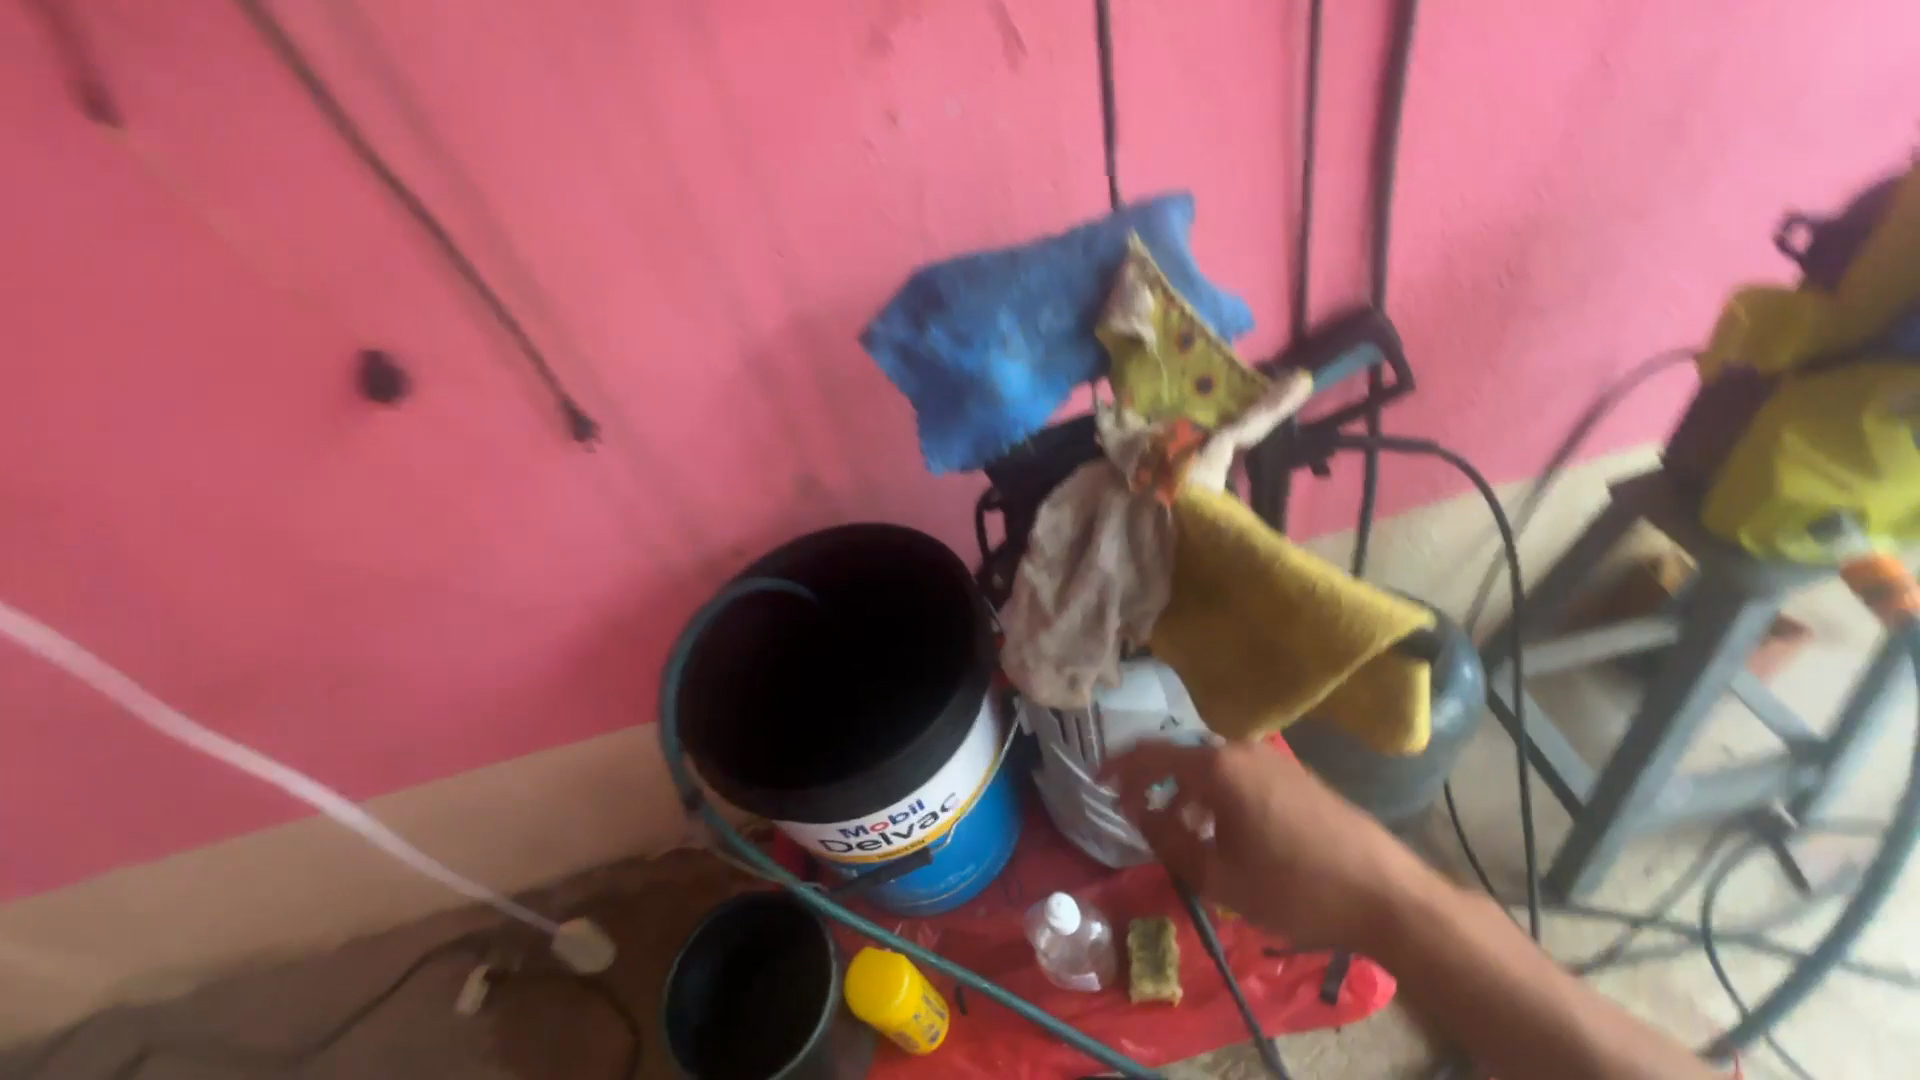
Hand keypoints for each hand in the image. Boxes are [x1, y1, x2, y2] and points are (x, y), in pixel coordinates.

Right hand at [1103, 738, 1435, 951]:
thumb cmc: (1295, 888)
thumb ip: (1170, 842)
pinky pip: (1240, 775)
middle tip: (1137, 812)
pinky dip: (1218, 795)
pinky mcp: (1296, 777)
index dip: (1119, 768)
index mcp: (1218, 767)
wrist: (1387, 895)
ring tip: (1181, 830)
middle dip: (1154, 782)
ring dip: (1188, 792)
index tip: (1098, 785)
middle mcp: (1243, 750)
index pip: (1152, 754)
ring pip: (1213, 767)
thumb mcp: (1220, 877)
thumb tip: (1143, 815)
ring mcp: (1274, 760)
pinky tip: (1225, 832)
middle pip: (1182, 756)